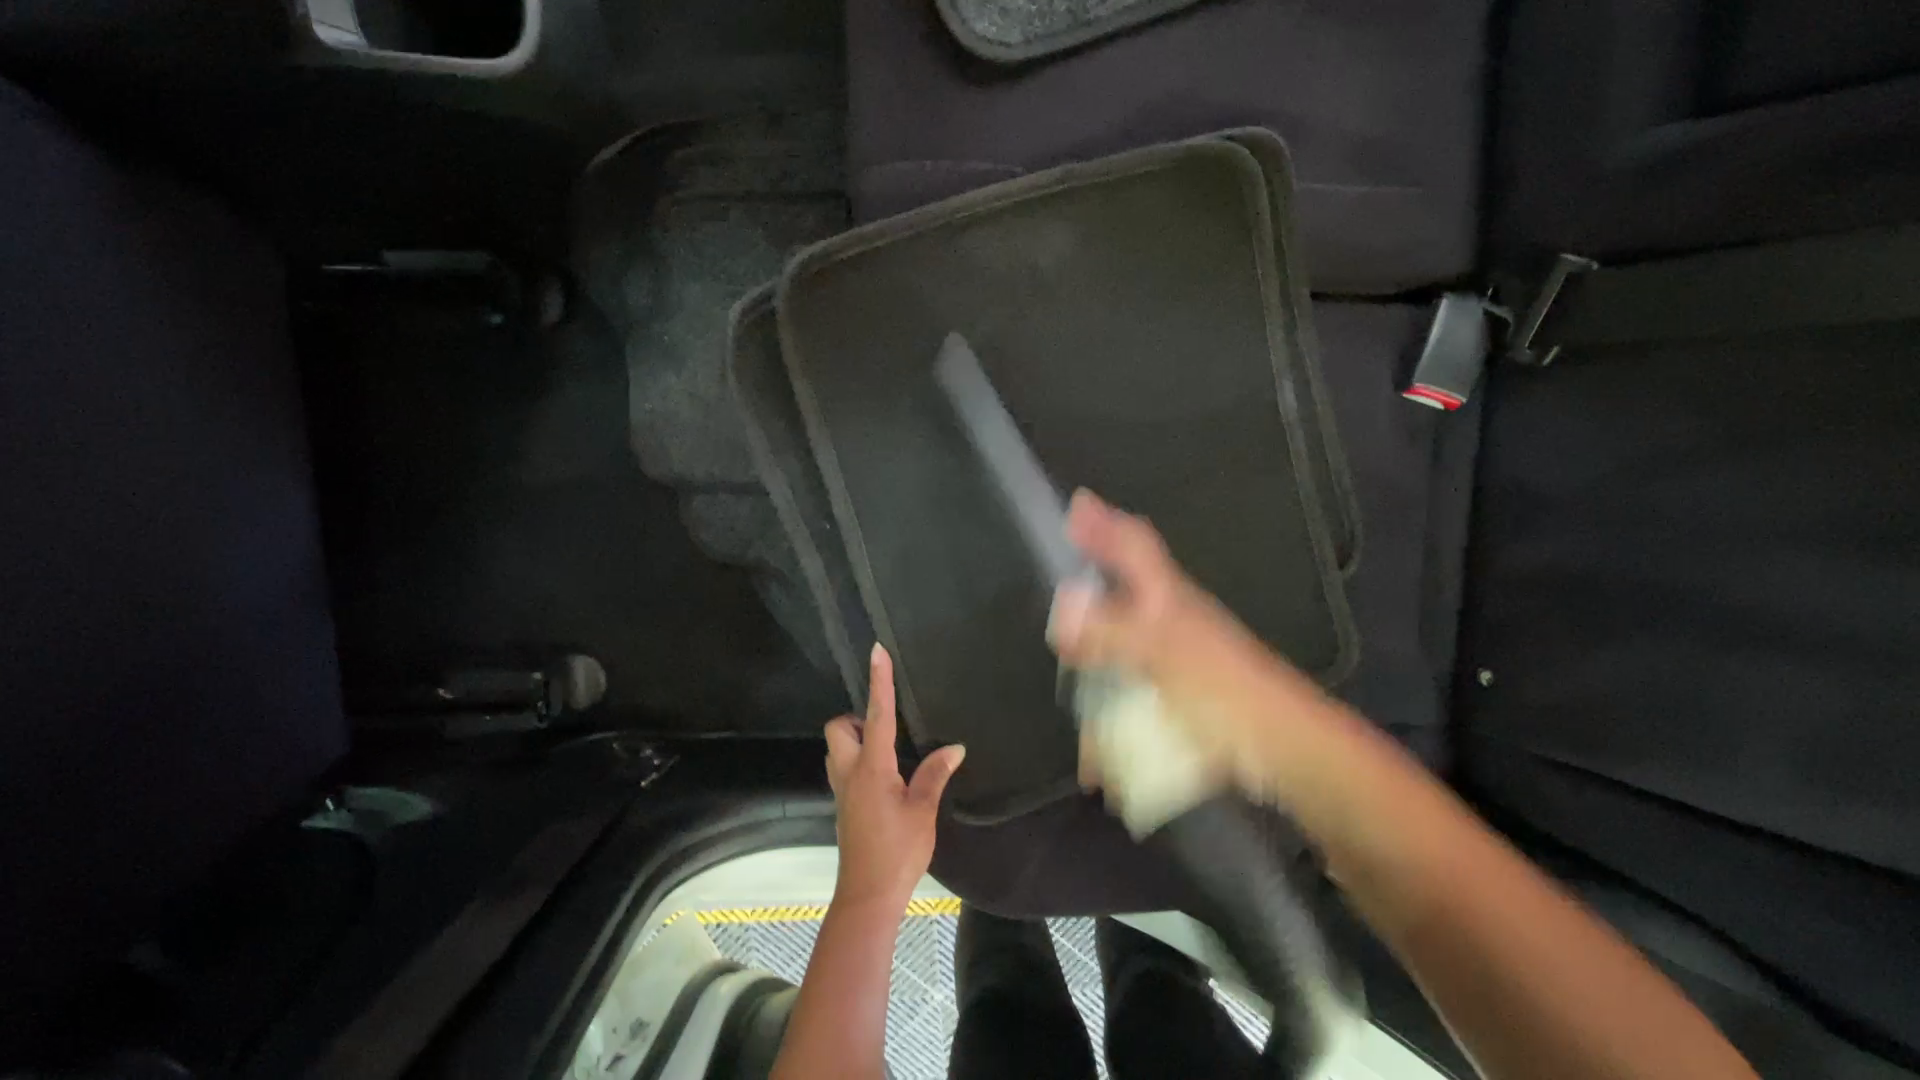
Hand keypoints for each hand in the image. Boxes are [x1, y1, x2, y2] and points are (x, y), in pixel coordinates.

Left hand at [824, 644, 966, 909]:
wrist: (869, 894)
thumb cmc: (899, 851)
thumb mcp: (922, 811)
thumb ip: (934, 774)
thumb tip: (954, 747)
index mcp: (872, 768)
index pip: (877, 714)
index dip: (879, 681)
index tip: (877, 652)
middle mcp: (850, 772)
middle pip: (839, 728)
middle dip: (857, 718)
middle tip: (889, 731)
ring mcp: (843, 790)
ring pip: (838, 749)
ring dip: (856, 741)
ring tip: (891, 753)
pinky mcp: (844, 806)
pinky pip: (844, 768)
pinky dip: (860, 761)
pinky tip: (888, 779)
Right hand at [1048, 490, 1340, 801]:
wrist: (1285, 746)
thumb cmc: (1224, 690)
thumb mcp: (1161, 653)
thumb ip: (1109, 630)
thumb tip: (1062, 606)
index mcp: (1168, 599)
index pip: (1134, 546)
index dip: (1105, 524)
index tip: (1076, 505)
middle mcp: (1171, 623)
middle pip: (1123, 601)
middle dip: (1092, 604)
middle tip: (1062, 616)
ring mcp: (1179, 664)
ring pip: (1126, 659)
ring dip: (1099, 684)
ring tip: (1081, 713)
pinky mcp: (1186, 701)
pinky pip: (1138, 705)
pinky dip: (1116, 731)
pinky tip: (1102, 763)